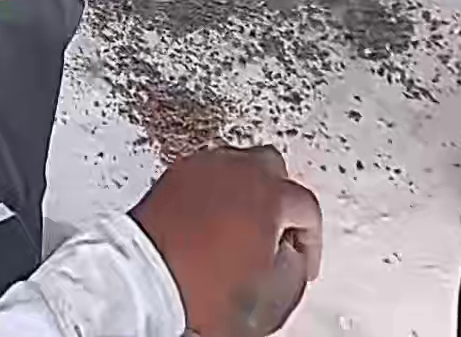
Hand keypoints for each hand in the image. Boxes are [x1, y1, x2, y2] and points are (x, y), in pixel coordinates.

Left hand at [130, 146, 323, 336]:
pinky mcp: (179, 169)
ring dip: (247, 188)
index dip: (311, 238)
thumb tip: (292, 254)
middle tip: (278, 231)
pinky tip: (214, 216)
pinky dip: (218, 186)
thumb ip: (293, 269)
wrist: (149, 277)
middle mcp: (237, 168)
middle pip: (272, 167)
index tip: (303, 260)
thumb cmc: (202, 289)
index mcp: (266, 195)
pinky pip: (210, 169)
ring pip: (239, 162)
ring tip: (244, 224)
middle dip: (281, 198)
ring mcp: (205, 164)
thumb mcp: (269, 299)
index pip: (306, 205)